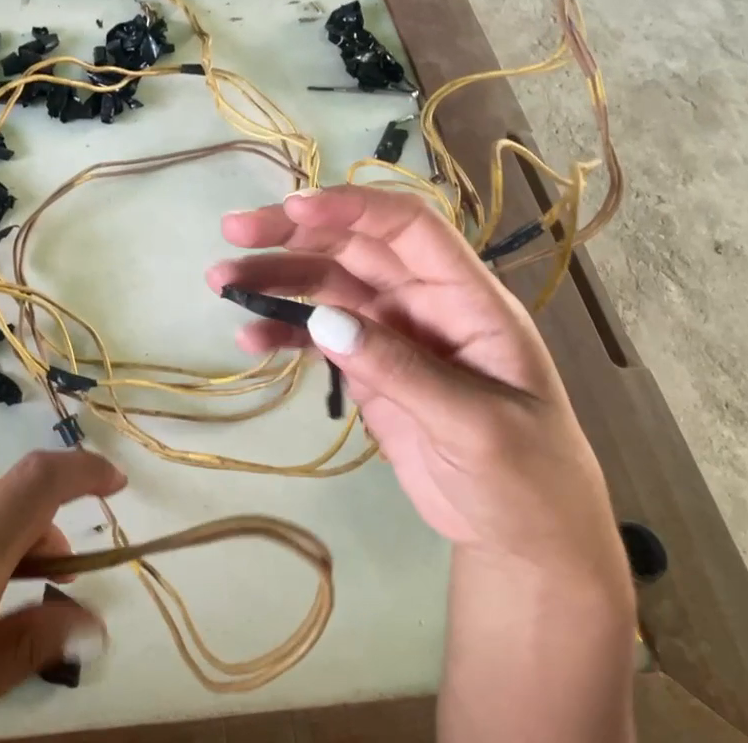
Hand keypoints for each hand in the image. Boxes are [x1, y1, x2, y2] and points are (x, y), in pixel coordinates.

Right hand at [209, 185, 624, 587]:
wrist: (525, 539)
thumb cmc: (526, 478)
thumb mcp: (476, 427)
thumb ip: (402, 371)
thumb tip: (323, 322)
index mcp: (468, 300)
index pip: (410, 228)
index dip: (352, 208)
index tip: (291, 209)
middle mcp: (425, 303)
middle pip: (353, 247)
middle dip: (292, 235)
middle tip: (232, 232)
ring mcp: (392, 335)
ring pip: (326, 287)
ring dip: (275, 279)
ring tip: (221, 284)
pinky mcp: (369, 369)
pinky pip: (317, 336)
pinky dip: (282, 331)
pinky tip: (249, 339)